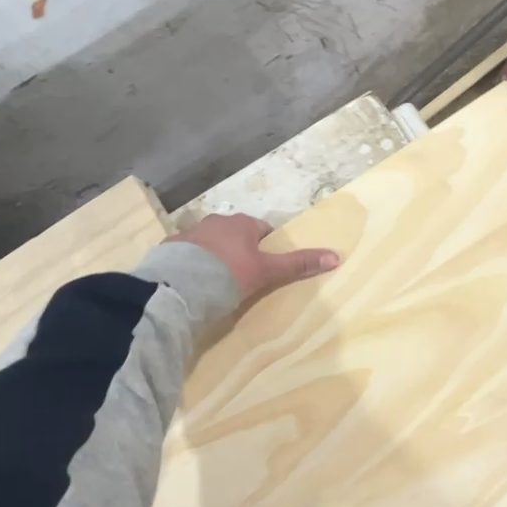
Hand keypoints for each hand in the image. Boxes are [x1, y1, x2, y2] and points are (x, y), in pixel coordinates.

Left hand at [168, 214, 338, 302]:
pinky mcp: (170, 247)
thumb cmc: (231, 275)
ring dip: (214, 256)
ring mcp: (191, 232)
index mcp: (243, 224)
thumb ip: (298, 264)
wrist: (181, 285)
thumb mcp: (268, 271)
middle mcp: (217, 221)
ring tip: (215, 282)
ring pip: (210, 242)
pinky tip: (192, 282)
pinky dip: (191, 264)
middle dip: (239, 251)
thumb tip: (335, 256)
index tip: (264, 268)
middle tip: (241, 278)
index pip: (262, 230)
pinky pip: (186, 253)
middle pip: (235, 234)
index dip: (266, 248)